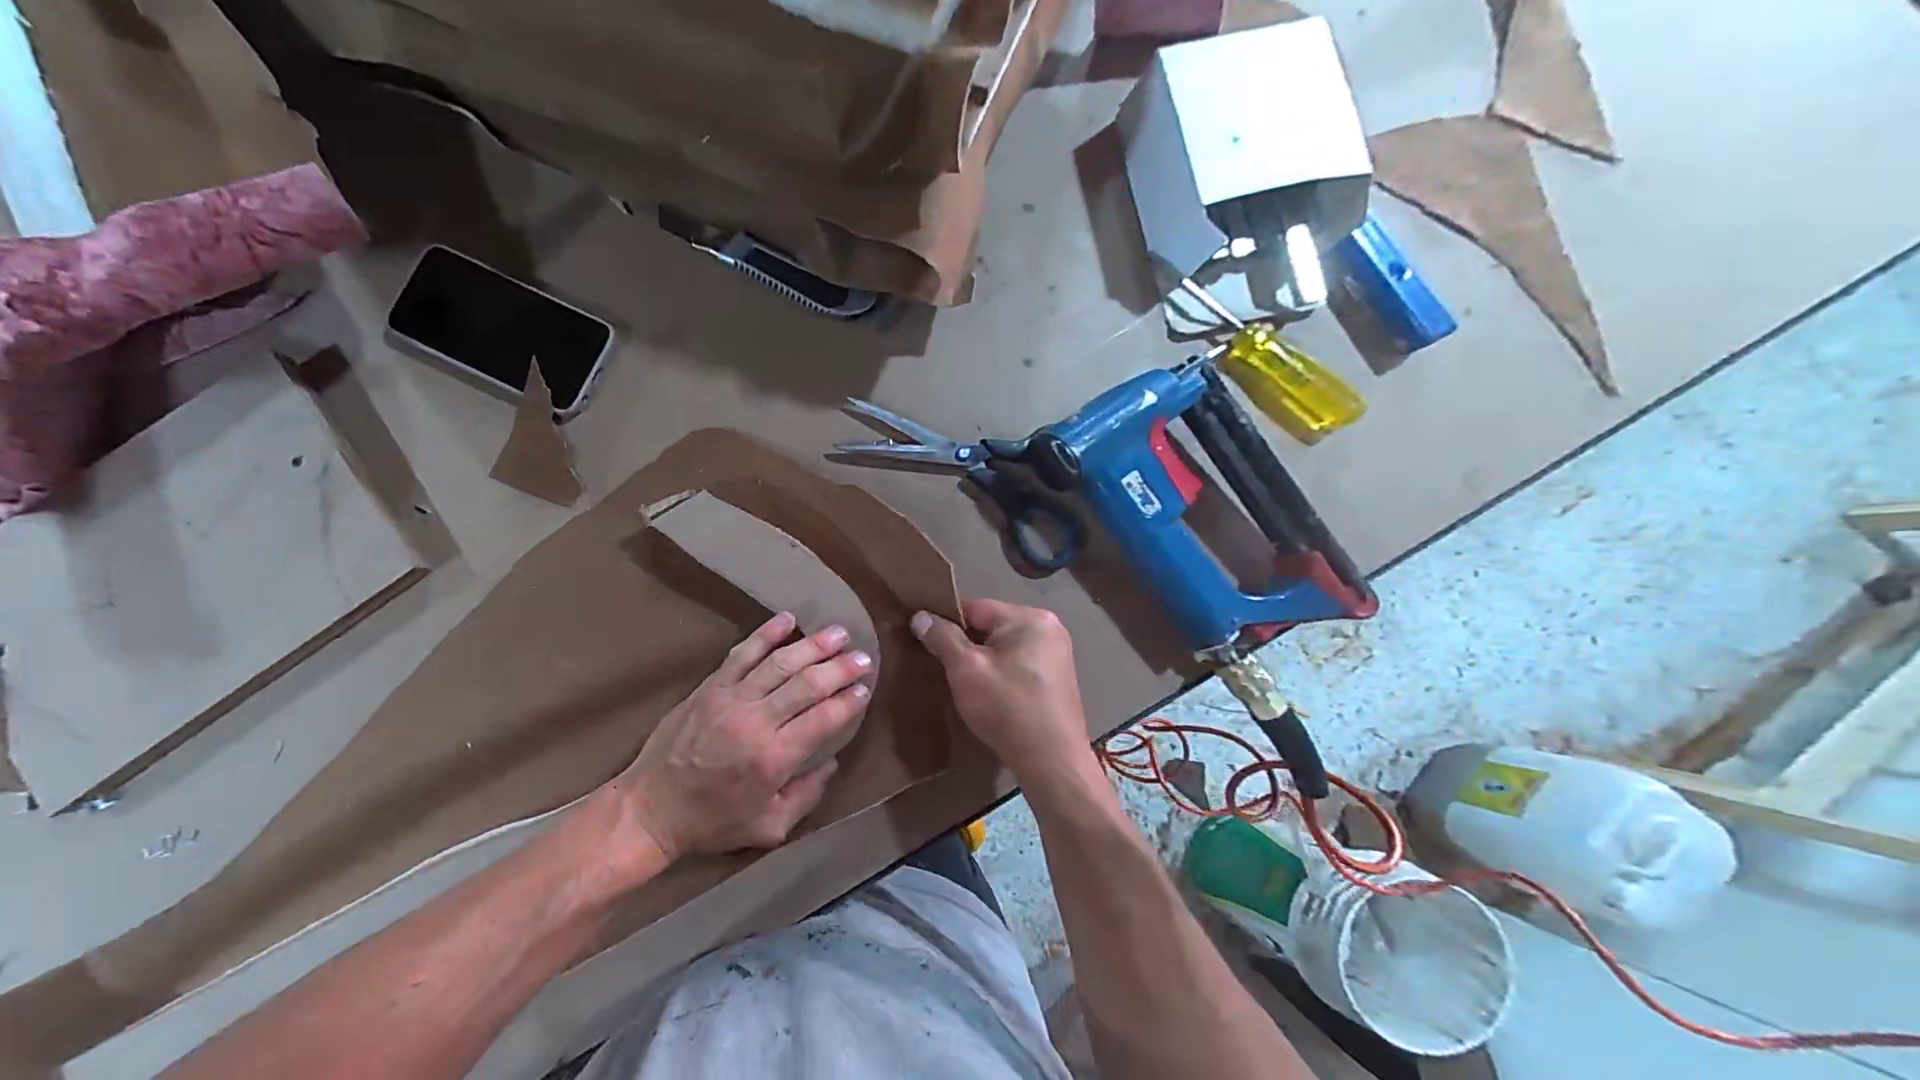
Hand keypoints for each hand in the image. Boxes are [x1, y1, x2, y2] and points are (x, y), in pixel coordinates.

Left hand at [611, 612, 873, 861]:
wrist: (650, 810)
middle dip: (841, 668)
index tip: (866, 689)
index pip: (825, 718)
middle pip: (808, 684)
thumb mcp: (769, 827)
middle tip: (864, 658)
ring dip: (814, 645)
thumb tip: (832, 763)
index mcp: (774, 758)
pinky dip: (766, 633)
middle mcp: (756, 721)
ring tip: (839, 634)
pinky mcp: (710, 687)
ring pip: (780, 662)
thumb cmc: (712, 822)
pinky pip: (742, 653)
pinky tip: (788, 619)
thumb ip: (807, 796)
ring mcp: (730, 699)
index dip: (850, 701)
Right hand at [911, 599, 1091, 786]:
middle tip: (941, 667)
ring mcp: (1057, 654)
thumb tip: (921, 616)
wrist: (1052, 762)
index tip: (924, 641)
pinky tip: (987, 696)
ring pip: (1004, 648)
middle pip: (991, 627)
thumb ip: (942, 638)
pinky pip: (1018, 665)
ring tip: (962, 684)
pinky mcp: (1057, 679)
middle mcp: (1049, 628)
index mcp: (1030, 617)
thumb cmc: (1007, 708)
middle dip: (965, 645)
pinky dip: (1000, 675)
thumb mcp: (966, 669)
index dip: (946, 623)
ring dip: (982, 662)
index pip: (976, 608)